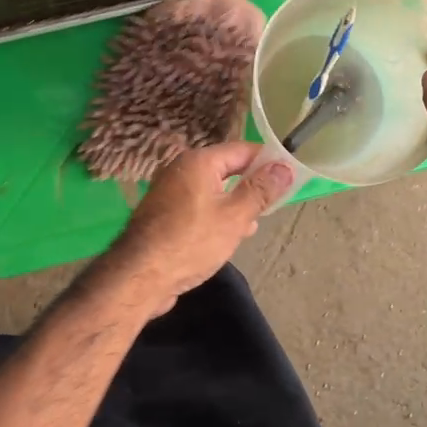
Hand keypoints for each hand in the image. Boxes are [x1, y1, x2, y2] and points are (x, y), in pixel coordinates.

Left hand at [97, 142, 293, 316]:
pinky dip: (214, 216)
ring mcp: (168, 192)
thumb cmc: (190, 242)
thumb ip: (260, 191)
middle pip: (226, 169)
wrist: (139, 277)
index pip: (242, 150)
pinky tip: (225, 238)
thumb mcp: (234, 217)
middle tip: (271, 206)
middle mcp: (181, 169)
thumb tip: (284, 167)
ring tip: (251, 226)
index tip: (288, 177)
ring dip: (233, 205)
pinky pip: (197, 207)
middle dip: (250, 186)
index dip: (267, 161)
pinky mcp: (163, 215)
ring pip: (212, 190)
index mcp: (198, 162)